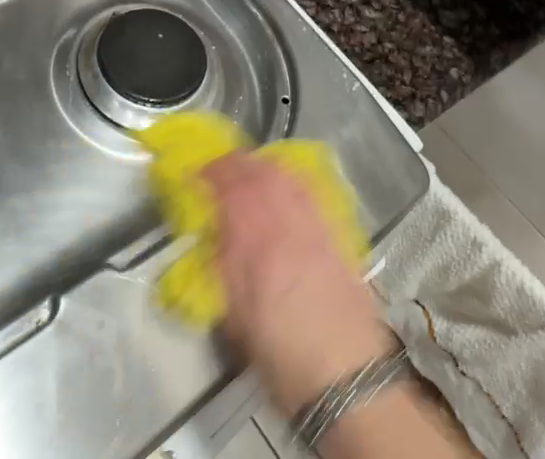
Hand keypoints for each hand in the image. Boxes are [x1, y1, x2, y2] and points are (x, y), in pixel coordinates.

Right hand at [206, 153, 395, 416]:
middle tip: (219, 166)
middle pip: (261, 175)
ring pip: (289, 179)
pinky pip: (313, 194)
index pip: (231, 190)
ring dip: (264, 167)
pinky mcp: (340, 239)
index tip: (196, 173)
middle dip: (237, 163)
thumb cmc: (283, 358)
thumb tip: (215, 236)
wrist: (348, 381)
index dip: (212, 173)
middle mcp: (288, 229)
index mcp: (257, 249)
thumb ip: (224, 268)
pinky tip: (287, 183)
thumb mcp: (237, 317)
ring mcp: (317, 230)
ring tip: (249, 169)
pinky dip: (294, 180)